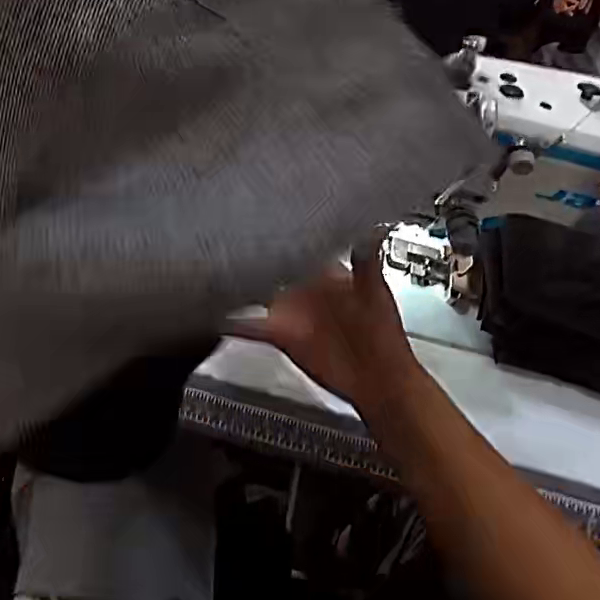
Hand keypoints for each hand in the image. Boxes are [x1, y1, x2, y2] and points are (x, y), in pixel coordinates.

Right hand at [235, 233, 420, 408]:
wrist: (380, 382)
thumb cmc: (384, 337)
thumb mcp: (375, 290)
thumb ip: (365, 259)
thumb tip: (372, 225)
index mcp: (327, 273)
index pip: (300, 245)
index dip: (284, 232)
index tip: (264, 216)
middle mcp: (306, 289)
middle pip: (273, 266)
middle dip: (255, 254)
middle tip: (230, 238)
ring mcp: (292, 312)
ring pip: (258, 292)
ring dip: (239, 284)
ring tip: (215, 269)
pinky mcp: (280, 334)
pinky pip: (249, 325)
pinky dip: (232, 321)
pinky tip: (217, 315)